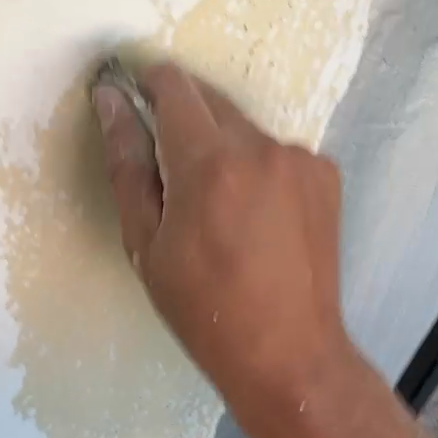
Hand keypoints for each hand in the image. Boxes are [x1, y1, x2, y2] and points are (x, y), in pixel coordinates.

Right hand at [92, 60, 355, 437]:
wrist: (289, 353)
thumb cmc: (202, 308)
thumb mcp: (146, 243)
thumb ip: (128, 164)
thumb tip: (112, 102)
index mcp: (209, 163)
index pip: (173, 86)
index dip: (148, 84)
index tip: (135, 99)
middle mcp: (261, 146)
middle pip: (209, 100)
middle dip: (182, 117)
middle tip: (168, 169)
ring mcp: (300, 158)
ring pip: (242, 128)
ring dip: (220, 146)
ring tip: (216, 205)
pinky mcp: (325, 174)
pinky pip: (275, 152)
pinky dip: (256, 168)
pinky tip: (256, 216)